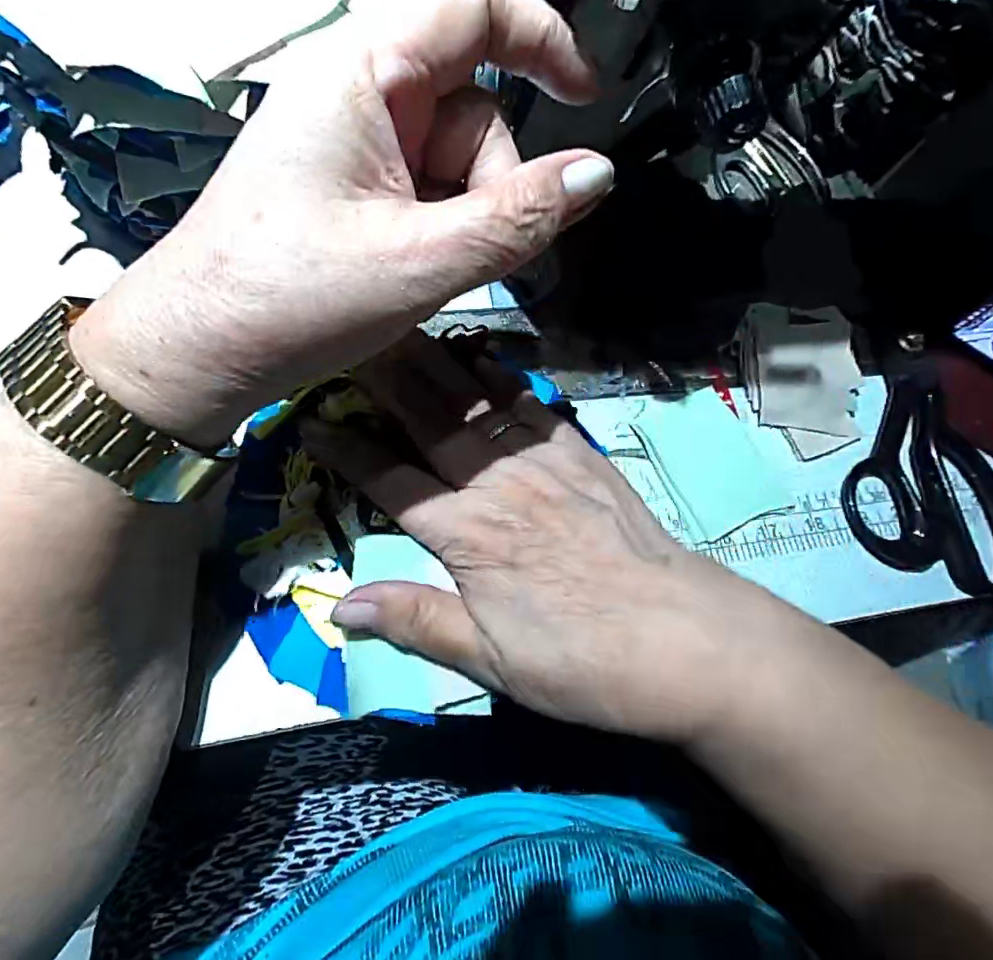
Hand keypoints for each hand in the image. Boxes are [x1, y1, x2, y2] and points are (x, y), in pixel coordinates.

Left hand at [70, 0, 616, 446]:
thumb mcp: (422, 262)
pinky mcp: (365, 182)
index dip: (543, 35)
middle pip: (479, 104)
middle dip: (498, 180)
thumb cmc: (287, 299)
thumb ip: (519, 217)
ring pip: (465, 158)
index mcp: (363, 76)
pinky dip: (453, 227)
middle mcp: (364, 93)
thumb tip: (598, 175)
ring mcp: (364, 141)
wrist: (204, 351)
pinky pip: (440, 188)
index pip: (472, 2)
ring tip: (433, 268)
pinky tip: (422, 267)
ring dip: (475, 215)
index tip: (584, 98)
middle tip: (478, 249)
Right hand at [302, 333, 821, 744]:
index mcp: (467, 535)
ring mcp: (548, 465)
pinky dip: (508, 383)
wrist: (679, 634)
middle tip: (354, 340)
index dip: (348, 451)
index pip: (391, 482)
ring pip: (481, 406)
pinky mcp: (587, 459)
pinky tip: (489, 365)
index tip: (313, 421)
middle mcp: (501, 486)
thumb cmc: (581, 659)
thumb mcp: (490, 660)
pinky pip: (537, 410)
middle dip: (388, 381)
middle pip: (432, 424)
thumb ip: (418, 623)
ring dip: (441, 369)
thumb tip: (340, 607)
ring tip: (407, 333)